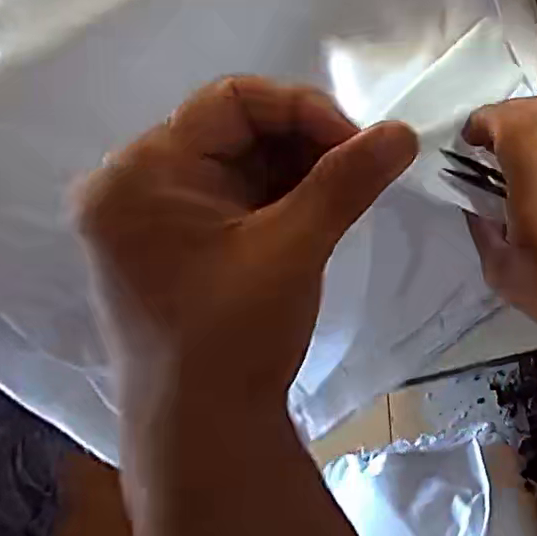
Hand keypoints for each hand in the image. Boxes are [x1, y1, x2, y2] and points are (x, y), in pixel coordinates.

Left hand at [76, 76, 416, 412]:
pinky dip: (280, 197)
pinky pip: (233, 196)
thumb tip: (403, 132)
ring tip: (343, 196)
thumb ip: (348, 181)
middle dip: (304, 143)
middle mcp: (133, 185)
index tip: (356, 145)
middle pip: (233, 129)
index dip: (302, 110)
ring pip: (239, 162)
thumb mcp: (294, 248)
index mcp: (141, 173)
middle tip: (358, 170)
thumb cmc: (236, 337)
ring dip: (297, 171)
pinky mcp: (173, 244)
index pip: (231, 100)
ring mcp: (152, 217)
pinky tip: (316, 215)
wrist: (204, 435)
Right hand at [463, 98, 536, 362]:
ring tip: (503, 166)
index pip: (519, 127)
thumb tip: (472, 197)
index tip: (469, 140)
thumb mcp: (499, 269)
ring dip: (522, 134)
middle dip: (505, 114)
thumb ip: (481, 225)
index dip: (488, 120)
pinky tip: (532, 193)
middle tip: (483, 140)